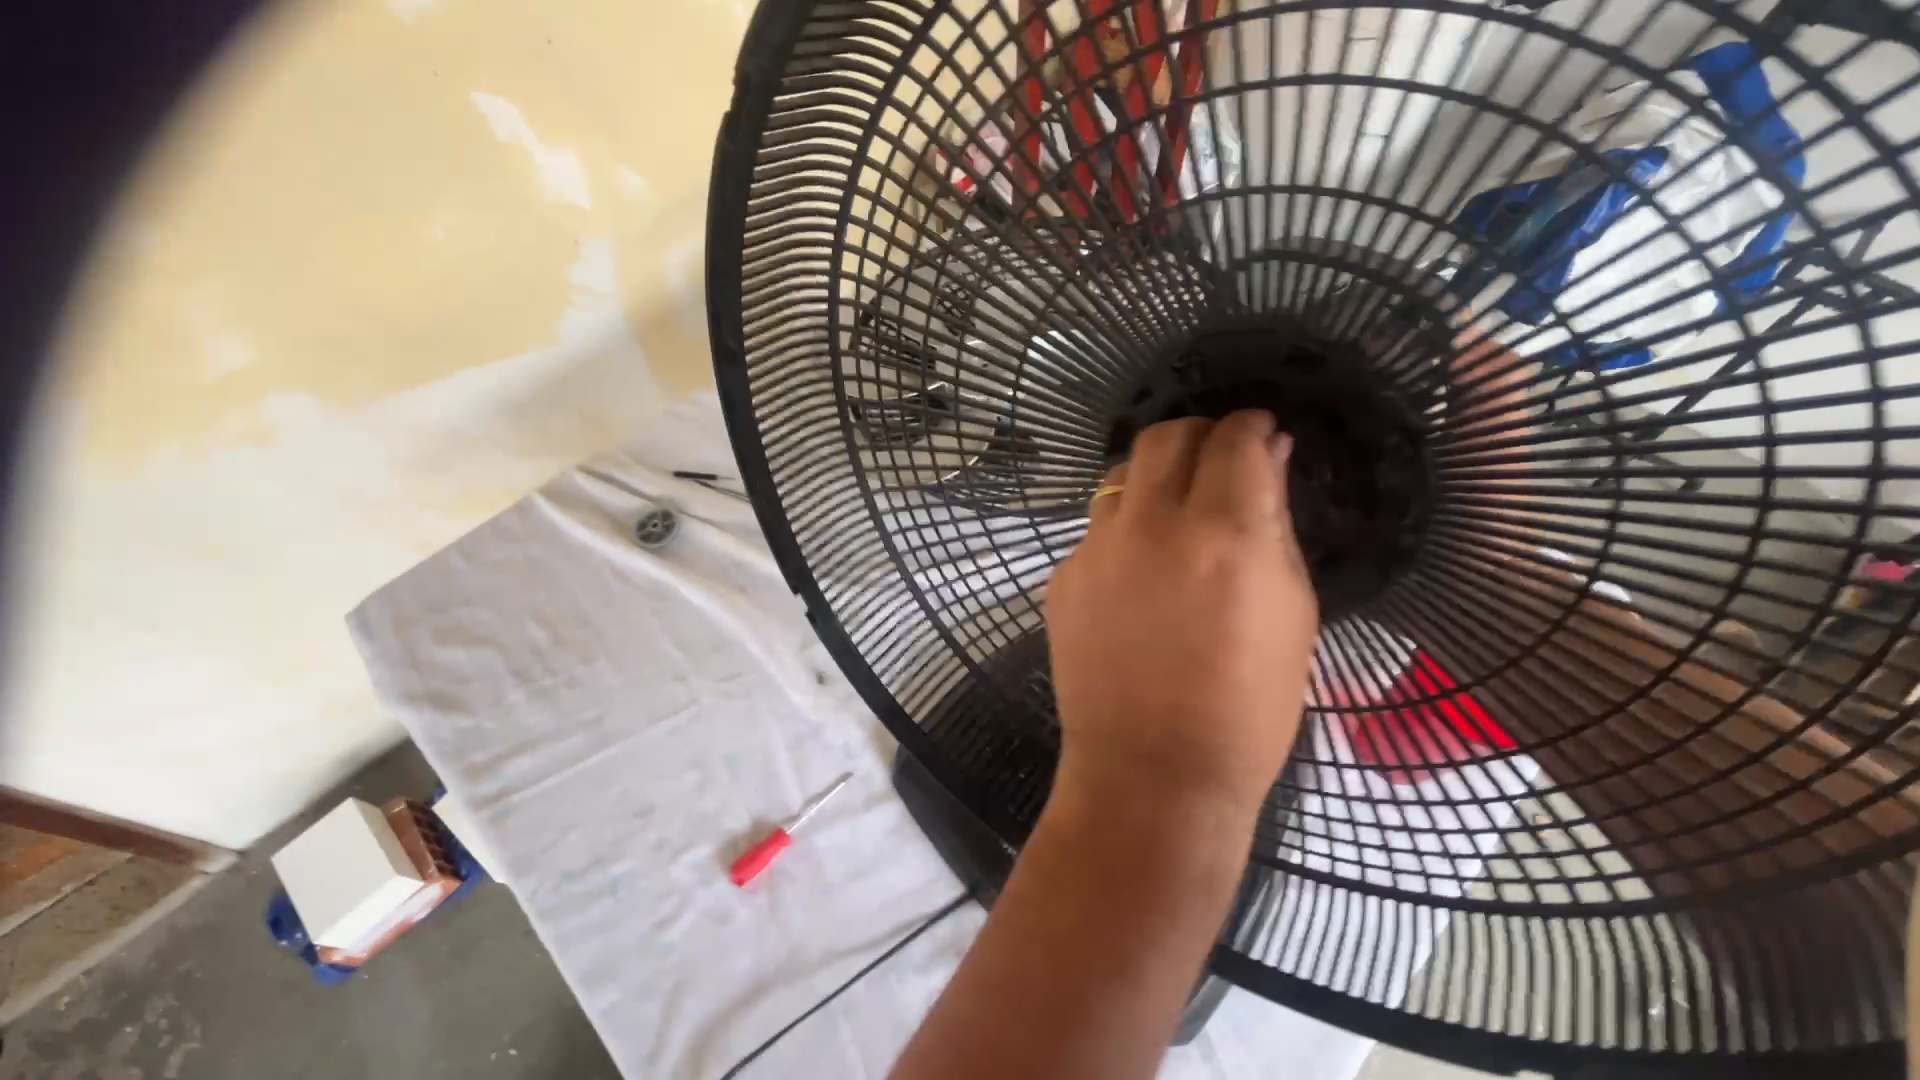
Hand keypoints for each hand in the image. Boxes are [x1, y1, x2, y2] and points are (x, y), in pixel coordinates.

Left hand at [1045, 410, 1319, 815]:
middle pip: (1168, 436)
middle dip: (1202, 433)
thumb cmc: (1247, 709)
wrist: (1153, 775)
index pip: (1236, 440)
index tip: (1264, 433)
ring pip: (1122, 474)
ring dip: (1157, 475)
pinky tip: (1142, 570)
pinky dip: (1126, 530)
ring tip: (1179, 507)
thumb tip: (1270, 459)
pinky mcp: (1062, 577)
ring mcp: (1096, 551)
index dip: (1254, 426)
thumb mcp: (1292, 612)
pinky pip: (1098, 529)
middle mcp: (1152, 527)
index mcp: (1225, 536)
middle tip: (1222, 457)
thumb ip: (1277, 525)